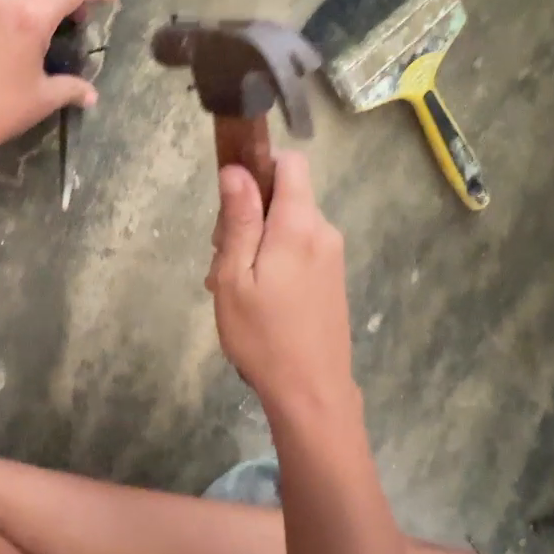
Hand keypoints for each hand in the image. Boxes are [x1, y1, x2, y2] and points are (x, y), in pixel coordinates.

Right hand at [207, 152, 357, 414]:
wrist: (311, 391)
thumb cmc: (262, 334)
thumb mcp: (234, 276)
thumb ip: (238, 220)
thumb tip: (236, 170)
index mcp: (299, 224)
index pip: (291, 162)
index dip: (259, 166)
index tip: (230, 197)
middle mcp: (323, 231)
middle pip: (283, 195)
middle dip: (247, 214)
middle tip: (222, 259)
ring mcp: (331, 255)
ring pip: (286, 224)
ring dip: (255, 242)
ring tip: (234, 286)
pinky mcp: (332, 277)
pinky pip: (297, 248)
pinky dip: (272, 259)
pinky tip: (255, 298)